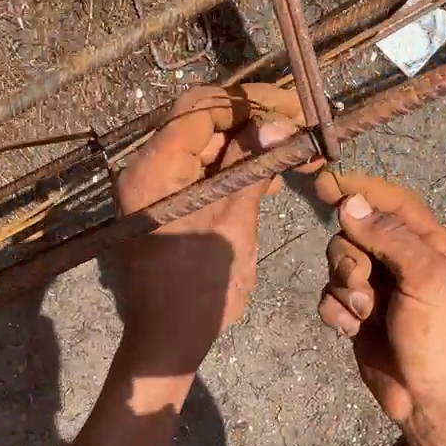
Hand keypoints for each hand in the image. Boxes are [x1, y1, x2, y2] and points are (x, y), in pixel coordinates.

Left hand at [110, 85, 303, 373]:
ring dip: (247, 150)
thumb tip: (279, 123)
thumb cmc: (198, 286)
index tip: (289, 108)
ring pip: (206, 154)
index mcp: (153, 169)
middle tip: (297, 129)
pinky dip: (234, 175)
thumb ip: (252, 166)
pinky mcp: (170, 213)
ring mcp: (157, 194)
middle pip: (201, 128)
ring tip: (292, 156)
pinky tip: (269, 180)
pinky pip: (204, 180)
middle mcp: (148, 173)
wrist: (168, 341)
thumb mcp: (232, 221)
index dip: (246, 104)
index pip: (198, 110)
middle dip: (251, 125)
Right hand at [314, 172, 445, 430]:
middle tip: (361, 284)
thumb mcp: (427, 279)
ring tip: (362, 315)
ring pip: (340, 267)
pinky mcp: (359, 320)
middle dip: (350, 256)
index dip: (364, 189)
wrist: (432, 403)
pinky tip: (349, 330)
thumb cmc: (444, 339)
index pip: (396, 204)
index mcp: (435, 249)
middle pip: (358, 234)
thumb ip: (390, 238)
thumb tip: (351, 204)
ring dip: (344, 287)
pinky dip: (335, 312)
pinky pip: (332, 299)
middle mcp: (405, 265)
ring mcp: (381, 293)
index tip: (327, 182)